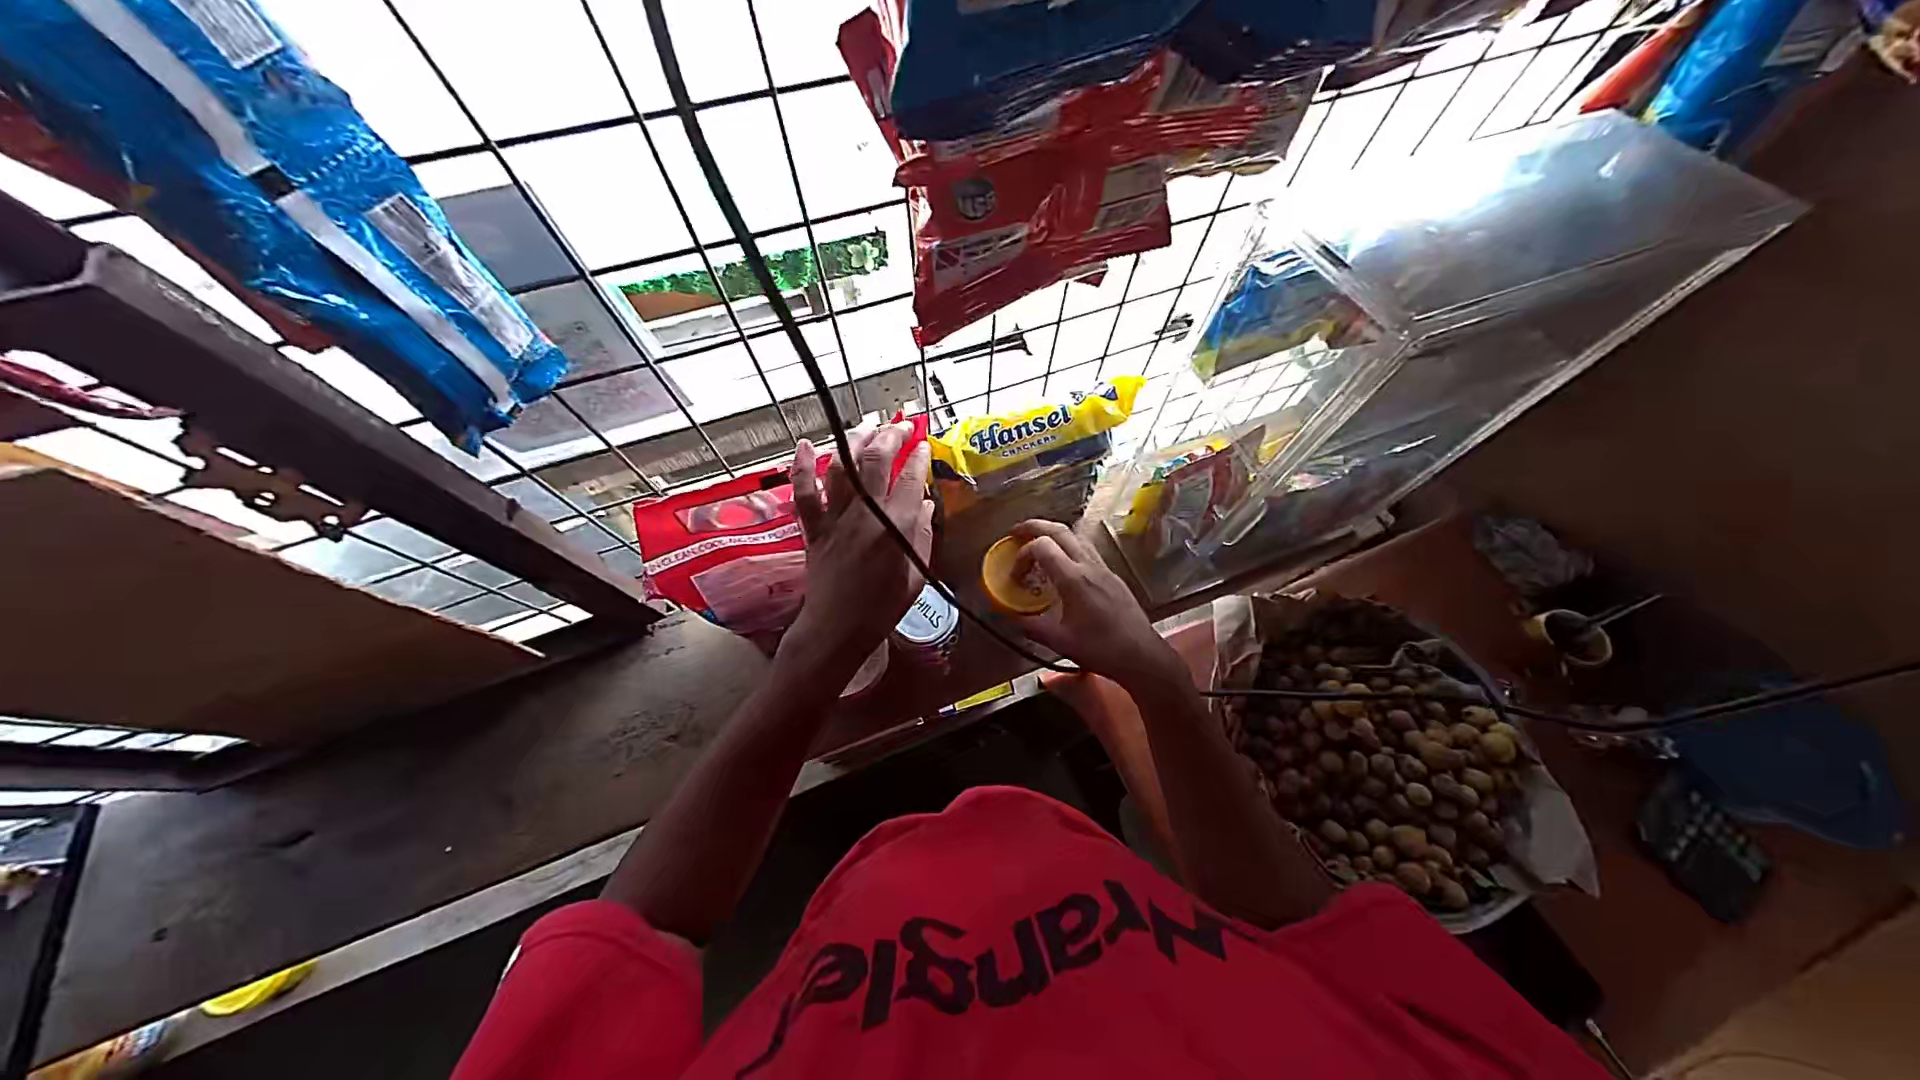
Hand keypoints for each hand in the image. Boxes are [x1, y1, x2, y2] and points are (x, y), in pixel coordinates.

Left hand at [788, 423, 932, 666]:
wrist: (837, 629)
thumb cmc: (882, 608)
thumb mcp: (916, 575)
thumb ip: (922, 535)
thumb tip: (925, 503)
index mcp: (894, 528)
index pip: (910, 480)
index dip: (918, 457)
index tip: (923, 444)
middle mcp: (864, 516)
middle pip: (875, 462)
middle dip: (890, 436)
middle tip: (900, 425)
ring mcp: (835, 519)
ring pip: (841, 467)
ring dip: (854, 441)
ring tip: (866, 426)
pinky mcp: (813, 528)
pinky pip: (803, 493)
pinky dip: (800, 467)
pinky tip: (803, 445)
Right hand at [1010, 519, 1187, 693]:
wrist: (1141, 655)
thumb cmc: (1102, 649)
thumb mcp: (1060, 641)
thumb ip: (1032, 627)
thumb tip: (1011, 619)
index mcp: (1074, 579)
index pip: (1042, 546)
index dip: (1022, 554)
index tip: (1015, 574)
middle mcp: (1090, 566)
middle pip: (1060, 530)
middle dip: (1035, 526)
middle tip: (1017, 532)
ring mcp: (1104, 569)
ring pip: (1076, 537)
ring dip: (1054, 534)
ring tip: (1038, 544)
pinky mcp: (1112, 576)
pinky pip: (1087, 550)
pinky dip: (1069, 548)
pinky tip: (1063, 566)